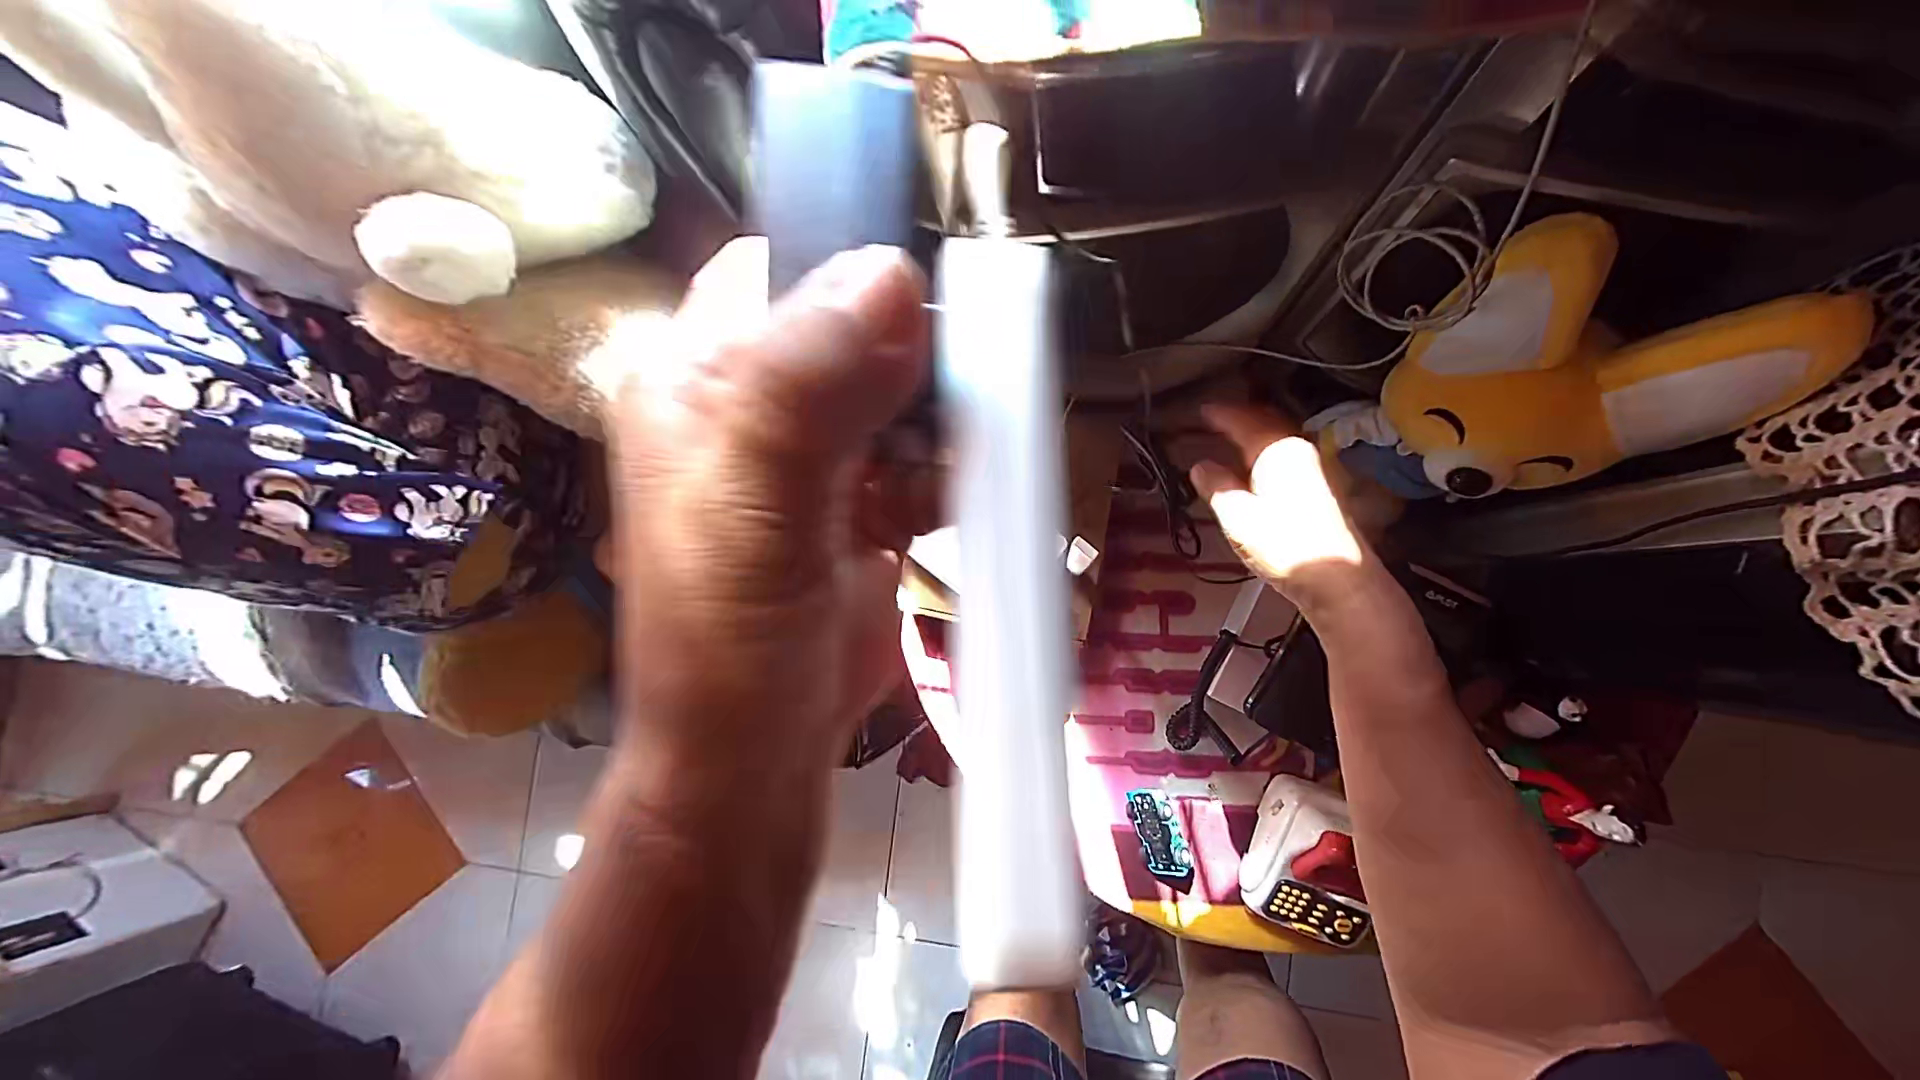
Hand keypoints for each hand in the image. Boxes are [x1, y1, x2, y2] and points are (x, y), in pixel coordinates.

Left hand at [607, 238, 931, 773]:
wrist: (758, 750)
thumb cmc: (730, 637)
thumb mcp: (755, 507)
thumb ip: (804, 390)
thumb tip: (890, 277)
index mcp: (699, 378)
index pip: (777, 270)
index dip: (848, 273)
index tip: (917, 315)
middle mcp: (752, 403)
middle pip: (853, 328)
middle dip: (910, 361)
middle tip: (937, 411)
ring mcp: (811, 454)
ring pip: (897, 389)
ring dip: (932, 424)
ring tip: (922, 484)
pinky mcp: (857, 500)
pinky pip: (917, 450)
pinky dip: (938, 473)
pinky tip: (923, 518)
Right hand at [1189, 403, 1373, 613]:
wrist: (1338, 581)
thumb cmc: (1284, 546)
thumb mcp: (1237, 517)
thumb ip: (1216, 486)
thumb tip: (1200, 465)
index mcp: (1276, 451)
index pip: (1244, 421)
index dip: (1220, 414)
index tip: (1202, 409)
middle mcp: (1300, 452)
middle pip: (1267, 423)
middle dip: (1241, 418)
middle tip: (1216, 418)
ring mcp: (1315, 470)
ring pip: (1278, 440)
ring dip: (1255, 435)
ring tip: (1233, 438)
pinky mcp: (1321, 490)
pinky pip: (1286, 456)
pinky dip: (1266, 452)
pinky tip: (1256, 466)